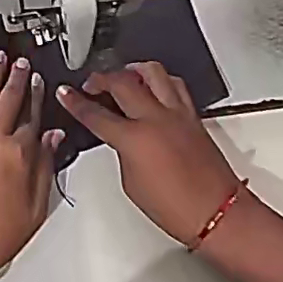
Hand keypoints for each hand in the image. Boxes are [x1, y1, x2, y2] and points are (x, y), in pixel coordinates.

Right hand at [57, 62, 241, 245]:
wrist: (216, 212)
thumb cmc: (178, 207)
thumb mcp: (132, 183)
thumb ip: (122, 152)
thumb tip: (120, 138)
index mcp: (135, 139)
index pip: (96, 114)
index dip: (75, 102)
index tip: (66, 93)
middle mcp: (157, 119)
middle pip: (122, 82)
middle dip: (101, 79)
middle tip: (91, 83)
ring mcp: (178, 113)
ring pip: (153, 72)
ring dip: (133, 69)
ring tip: (123, 74)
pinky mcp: (193, 116)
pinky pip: (175, 85)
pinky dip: (160, 80)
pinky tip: (154, 85)